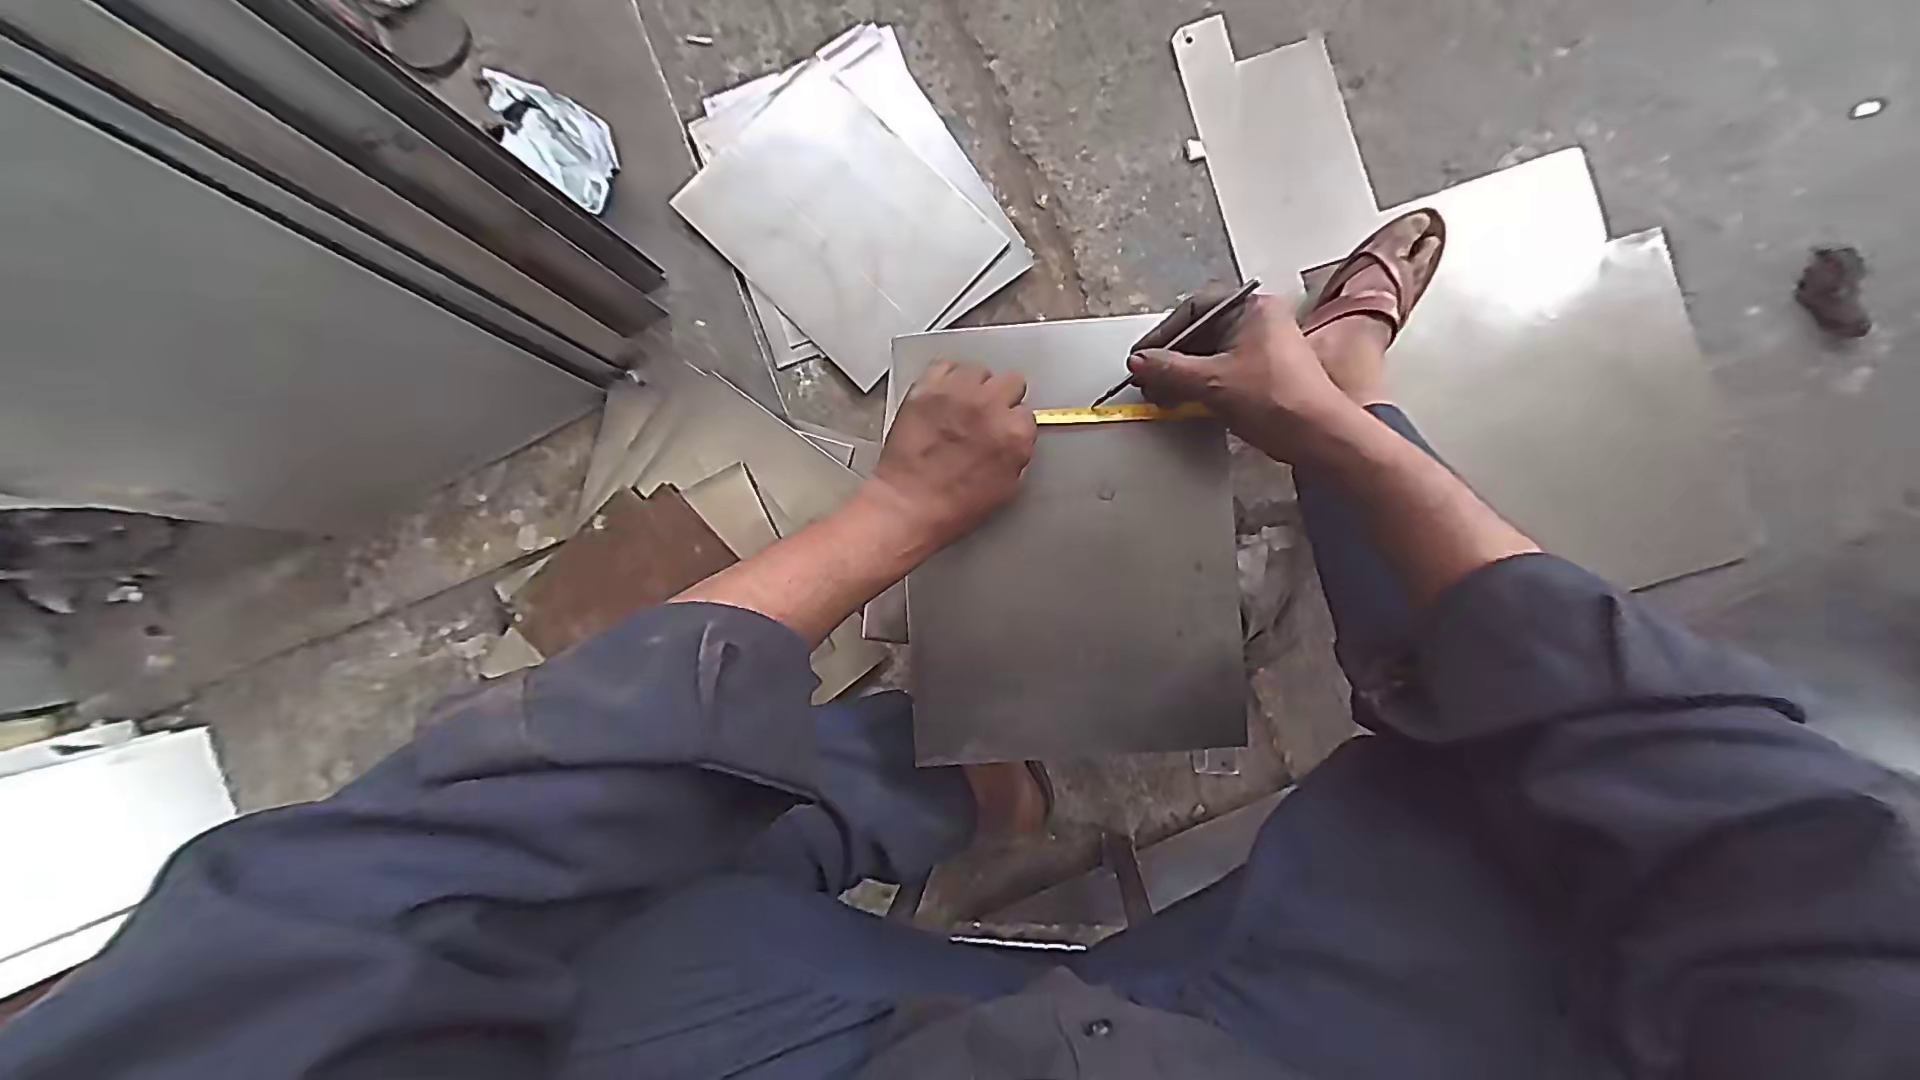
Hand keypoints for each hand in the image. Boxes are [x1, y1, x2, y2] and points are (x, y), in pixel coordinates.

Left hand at [863, 360, 1036, 551]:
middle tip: (986, 416)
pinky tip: (943, 397)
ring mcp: (957, 393)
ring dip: (974, 386)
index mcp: (1014, 433)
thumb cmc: (953, 506)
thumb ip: (1018, 454)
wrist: (909, 506)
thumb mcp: (1006, 488)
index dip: (1012, 425)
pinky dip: (946, 378)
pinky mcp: (928, 388)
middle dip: (1001, 399)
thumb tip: (1016, 439)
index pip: (1026, 413)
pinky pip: (945, 366)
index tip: (1002, 432)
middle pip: (1010, 382)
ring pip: (979, 371)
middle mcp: (989, 406)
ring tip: (961, 406)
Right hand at [1127, 288, 1362, 462]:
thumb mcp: (1212, 382)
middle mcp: (1257, 321)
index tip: (1141, 358)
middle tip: (1146, 379)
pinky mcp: (1260, 373)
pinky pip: (1218, 371)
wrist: (1317, 435)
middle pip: (1198, 333)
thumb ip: (1168, 369)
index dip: (1161, 335)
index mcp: (1251, 308)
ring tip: (1159, 394)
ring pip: (1207, 354)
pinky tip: (1181, 400)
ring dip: (1179, 375)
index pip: (1192, 310)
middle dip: (1168, 359)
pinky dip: (1196, 385)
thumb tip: (1138, 362)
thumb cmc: (1276, 400)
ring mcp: (1260, 348)